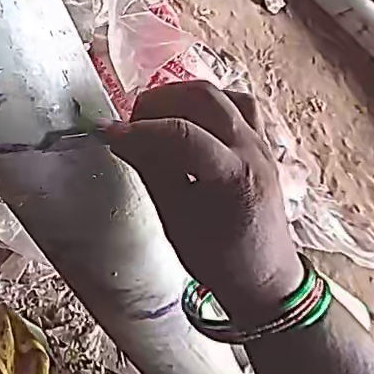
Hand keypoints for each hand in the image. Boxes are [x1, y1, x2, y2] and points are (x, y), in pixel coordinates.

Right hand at [105, 81, 302, 322]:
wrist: (266, 279)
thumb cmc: (218, 258)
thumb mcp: (175, 218)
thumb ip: (151, 171)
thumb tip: (120, 139)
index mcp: (232, 175)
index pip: (180, 132)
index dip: (137, 130)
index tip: (107, 134)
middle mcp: (251, 150)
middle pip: (202, 97)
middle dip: (157, 102)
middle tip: (132, 123)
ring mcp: (261, 144)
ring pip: (221, 94)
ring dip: (181, 97)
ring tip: (157, 117)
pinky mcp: (262, 145)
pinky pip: (237, 105)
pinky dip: (206, 104)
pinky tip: (188, 119)